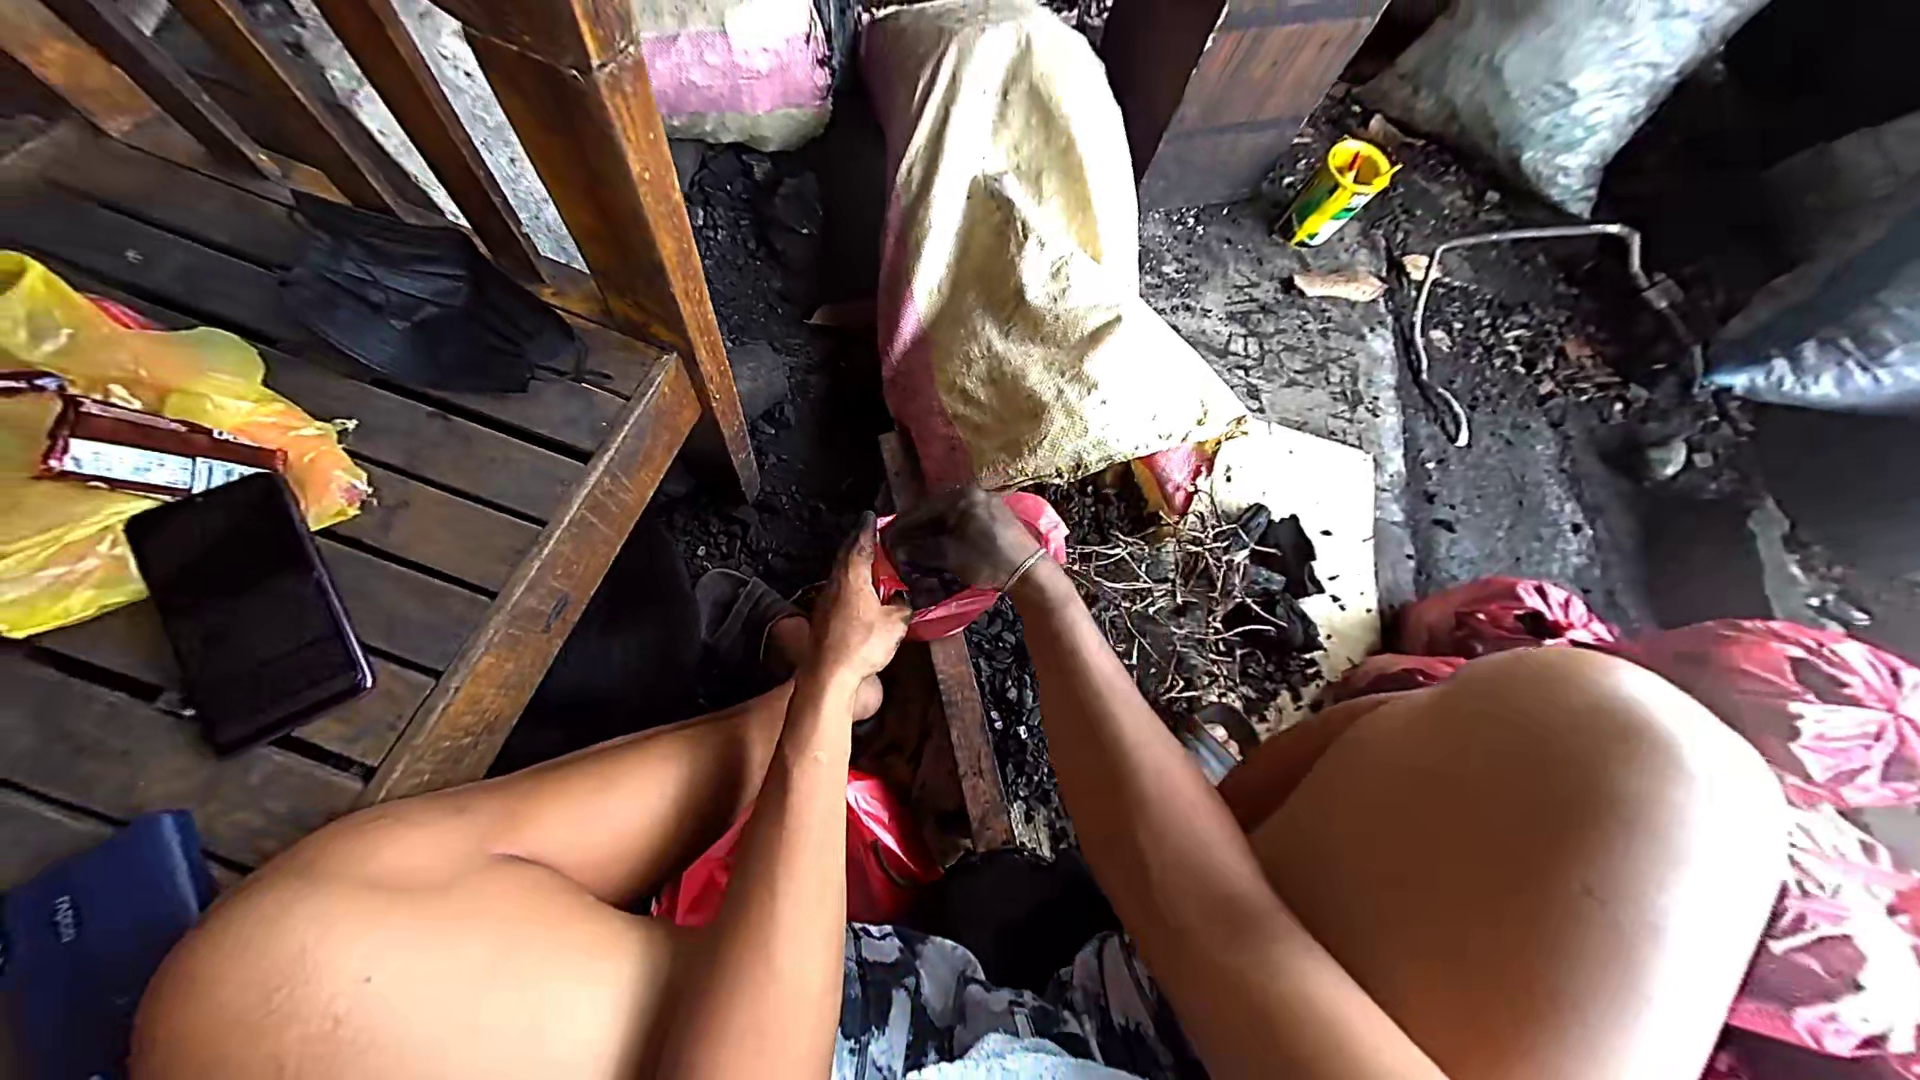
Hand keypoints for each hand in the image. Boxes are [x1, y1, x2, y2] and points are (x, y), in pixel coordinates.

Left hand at [807, 513, 911, 688]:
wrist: (829, 677)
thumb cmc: (859, 646)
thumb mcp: (895, 623)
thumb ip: (903, 606)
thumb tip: (906, 601)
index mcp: (852, 577)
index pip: (860, 543)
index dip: (868, 529)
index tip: (871, 517)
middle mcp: (835, 585)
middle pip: (847, 557)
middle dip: (861, 546)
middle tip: (874, 539)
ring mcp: (826, 603)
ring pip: (842, 576)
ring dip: (857, 568)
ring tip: (874, 568)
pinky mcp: (825, 620)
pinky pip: (840, 595)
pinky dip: (853, 589)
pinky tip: (864, 598)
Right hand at [882, 486, 1040, 589]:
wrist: (1030, 571)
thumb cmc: (988, 560)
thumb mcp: (949, 555)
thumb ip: (919, 549)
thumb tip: (897, 548)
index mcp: (961, 496)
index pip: (921, 510)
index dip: (901, 528)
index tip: (886, 540)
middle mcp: (974, 492)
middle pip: (935, 511)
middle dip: (916, 530)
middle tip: (900, 546)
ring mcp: (986, 502)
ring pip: (949, 516)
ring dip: (932, 532)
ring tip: (918, 549)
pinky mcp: (996, 515)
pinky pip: (964, 520)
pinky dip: (950, 532)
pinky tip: (942, 546)